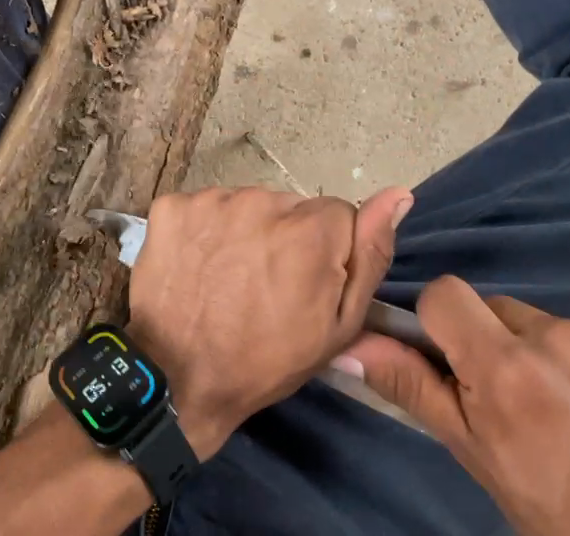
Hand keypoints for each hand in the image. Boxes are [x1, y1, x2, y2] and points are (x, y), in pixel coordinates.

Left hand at [126, 185, 412, 458]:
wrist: (179, 374)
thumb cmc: (268, 359)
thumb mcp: (338, 324)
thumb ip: (370, 254)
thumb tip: (397, 194)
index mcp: (310, 228)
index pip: (336, 215)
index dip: (326, 251)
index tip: (307, 283)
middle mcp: (262, 200)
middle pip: (288, 207)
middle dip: (284, 237)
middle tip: (265, 286)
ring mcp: (211, 200)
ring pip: (245, 205)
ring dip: (243, 232)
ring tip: (229, 279)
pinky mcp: (172, 206)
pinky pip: (202, 209)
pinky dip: (203, 231)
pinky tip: (198, 266)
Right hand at [342, 277, 569, 535]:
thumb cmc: (569, 516)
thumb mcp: (480, 459)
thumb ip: (414, 389)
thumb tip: (352, 343)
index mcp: (506, 367)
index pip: (445, 294)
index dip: (445, 325)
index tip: (459, 360)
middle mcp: (563, 339)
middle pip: (507, 312)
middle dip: (507, 346)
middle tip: (531, 404)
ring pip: (569, 328)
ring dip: (569, 360)